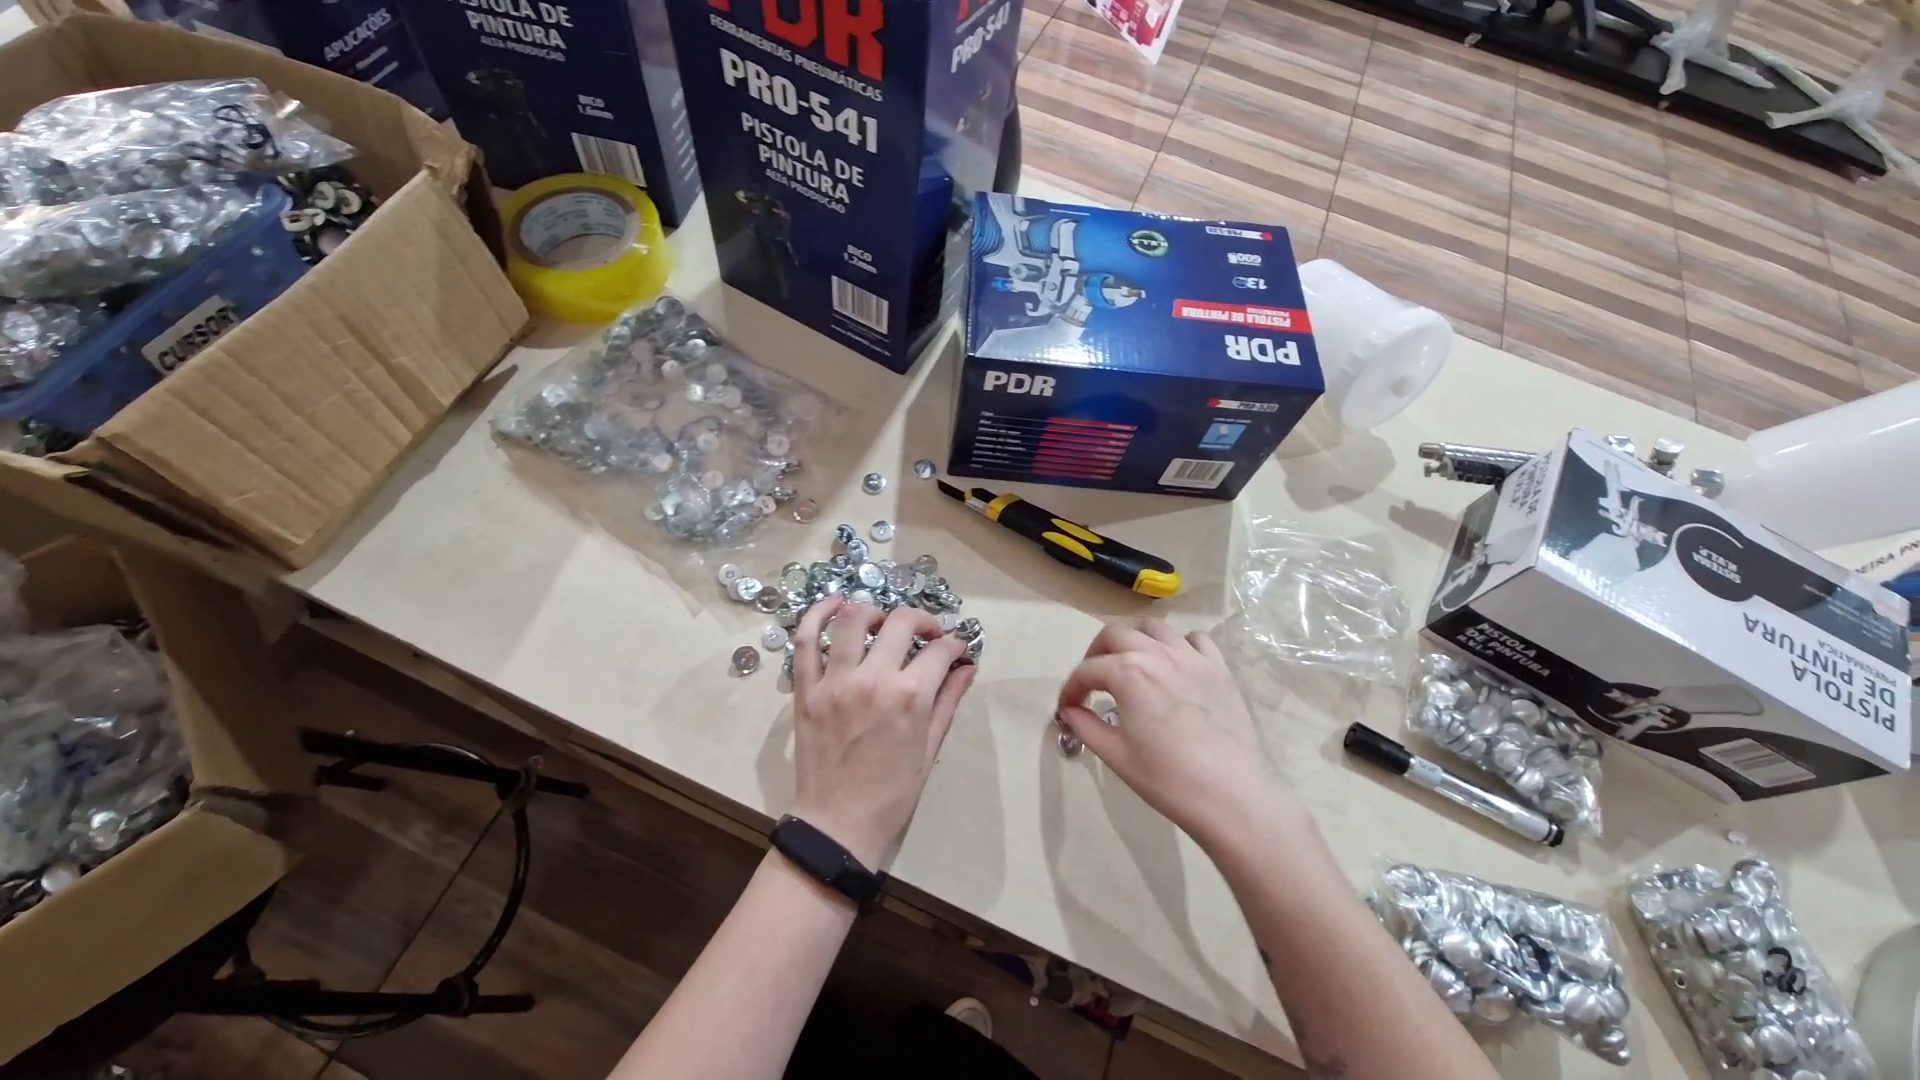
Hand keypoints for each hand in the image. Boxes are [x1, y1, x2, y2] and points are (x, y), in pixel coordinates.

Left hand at [788, 595, 977, 866]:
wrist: (838, 824)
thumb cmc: (892, 794)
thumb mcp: (929, 748)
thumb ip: (948, 701)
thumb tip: (967, 666)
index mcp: (910, 697)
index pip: (940, 650)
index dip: (954, 643)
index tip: (956, 647)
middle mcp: (874, 679)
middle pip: (901, 622)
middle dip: (923, 620)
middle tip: (927, 633)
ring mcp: (835, 681)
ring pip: (854, 620)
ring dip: (875, 612)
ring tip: (884, 623)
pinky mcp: (806, 689)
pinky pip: (806, 640)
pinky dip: (818, 614)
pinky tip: (834, 604)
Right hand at [1056, 621, 1280, 850]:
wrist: (1228, 795)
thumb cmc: (1166, 778)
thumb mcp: (1116, 755)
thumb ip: (1086, 726)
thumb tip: (1069, 711)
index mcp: (1128, 673)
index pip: (1087, 670)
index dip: (1071, 688)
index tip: (1067, 707)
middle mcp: (1158, 654)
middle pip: (1115, 635)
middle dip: (1096, 655)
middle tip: (1093, 683)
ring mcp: (1192, 658)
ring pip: (1155, 629)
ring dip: (1135, 642)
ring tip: (1132, 667)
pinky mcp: (1219, 669)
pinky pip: (1195, 640)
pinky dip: (1178, 646)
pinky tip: (1175, 668)